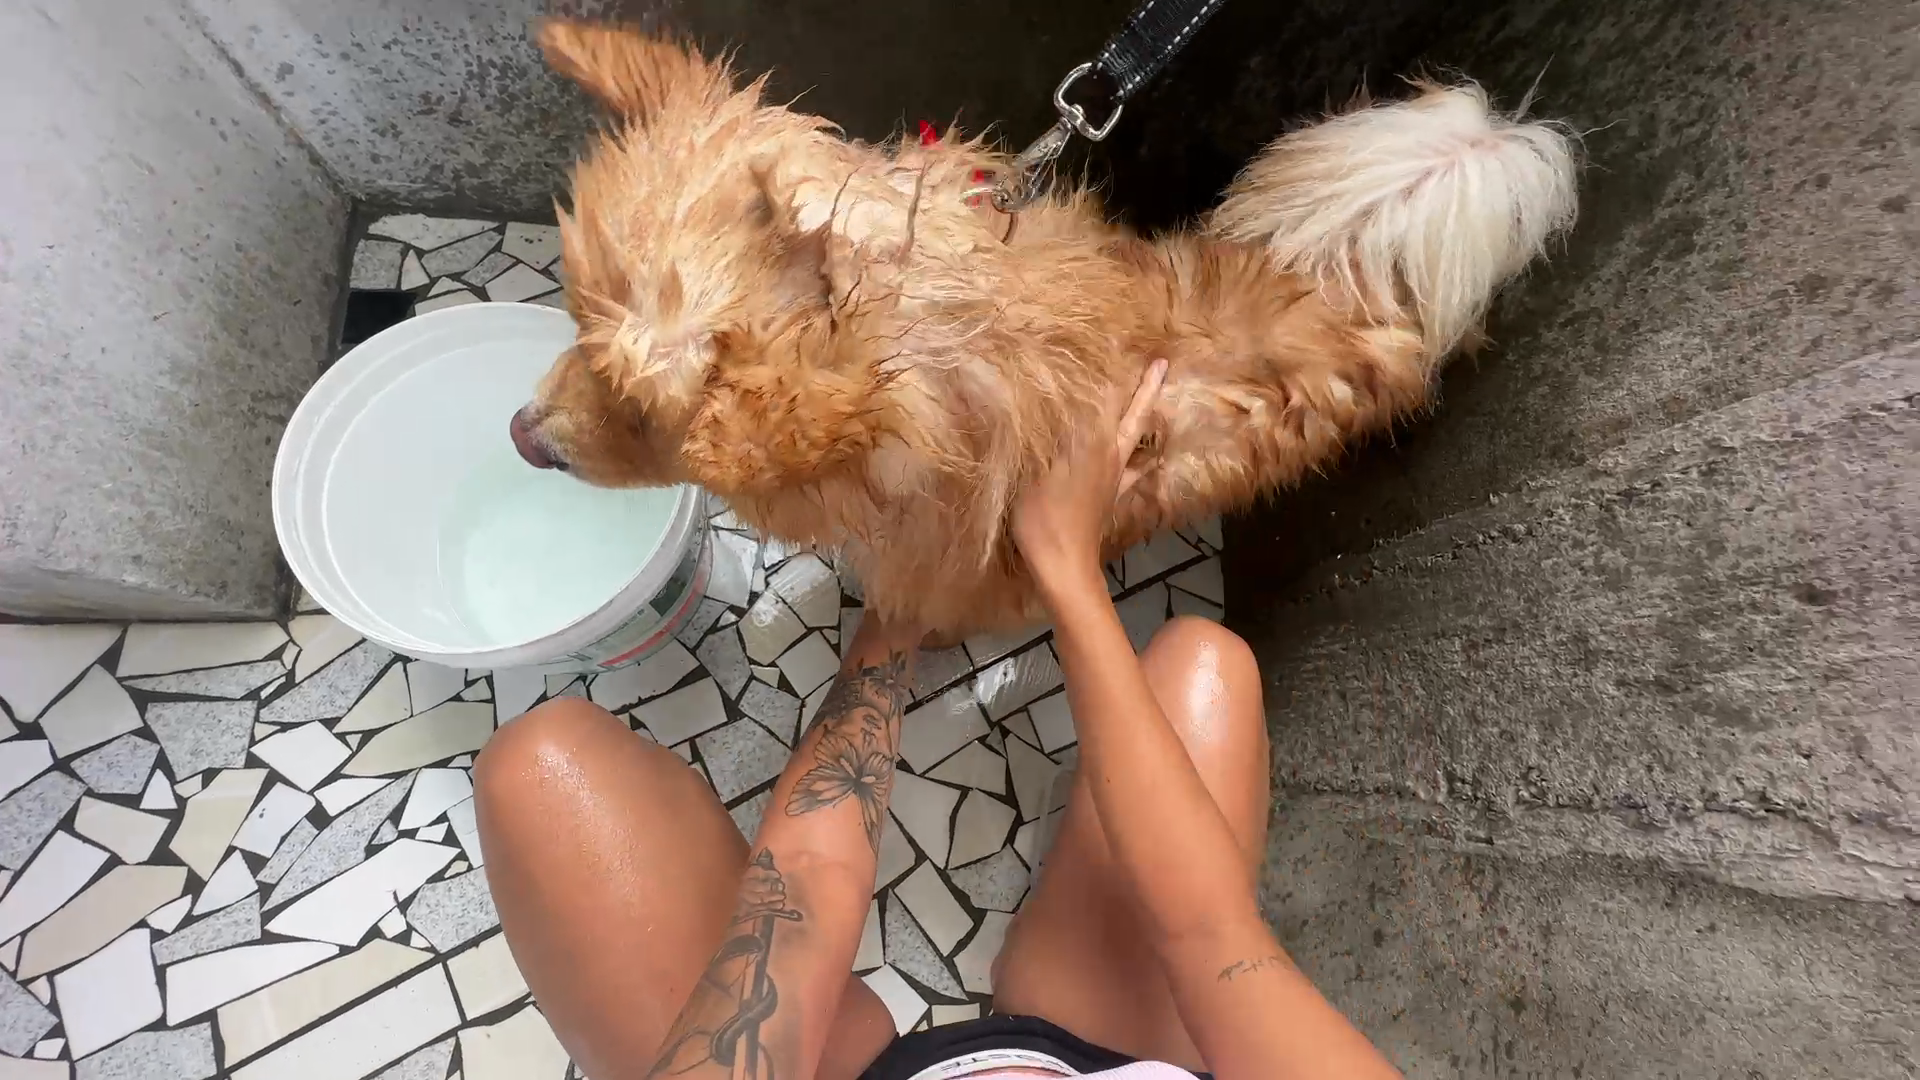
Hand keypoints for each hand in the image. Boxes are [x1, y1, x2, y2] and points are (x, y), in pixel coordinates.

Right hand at [1011, 359, 1167, 591]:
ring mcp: (1115, 473)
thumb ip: (1020, 426)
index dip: (1105, 364)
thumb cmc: (1041, 515)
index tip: (1111, 335)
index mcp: (1090, 438)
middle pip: (1129, 407)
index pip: (1102, 392)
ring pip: (1135, 429)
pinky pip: (1134, 466)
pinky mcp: (1114, 493)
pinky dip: (1143, 453)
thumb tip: (989, 388)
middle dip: (1140, 381)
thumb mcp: (1024, 467)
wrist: (1064, 563)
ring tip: (1158, 380)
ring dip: (1144, 405)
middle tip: (1157, 355)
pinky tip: (1150, 451)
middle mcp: (1109, 449)